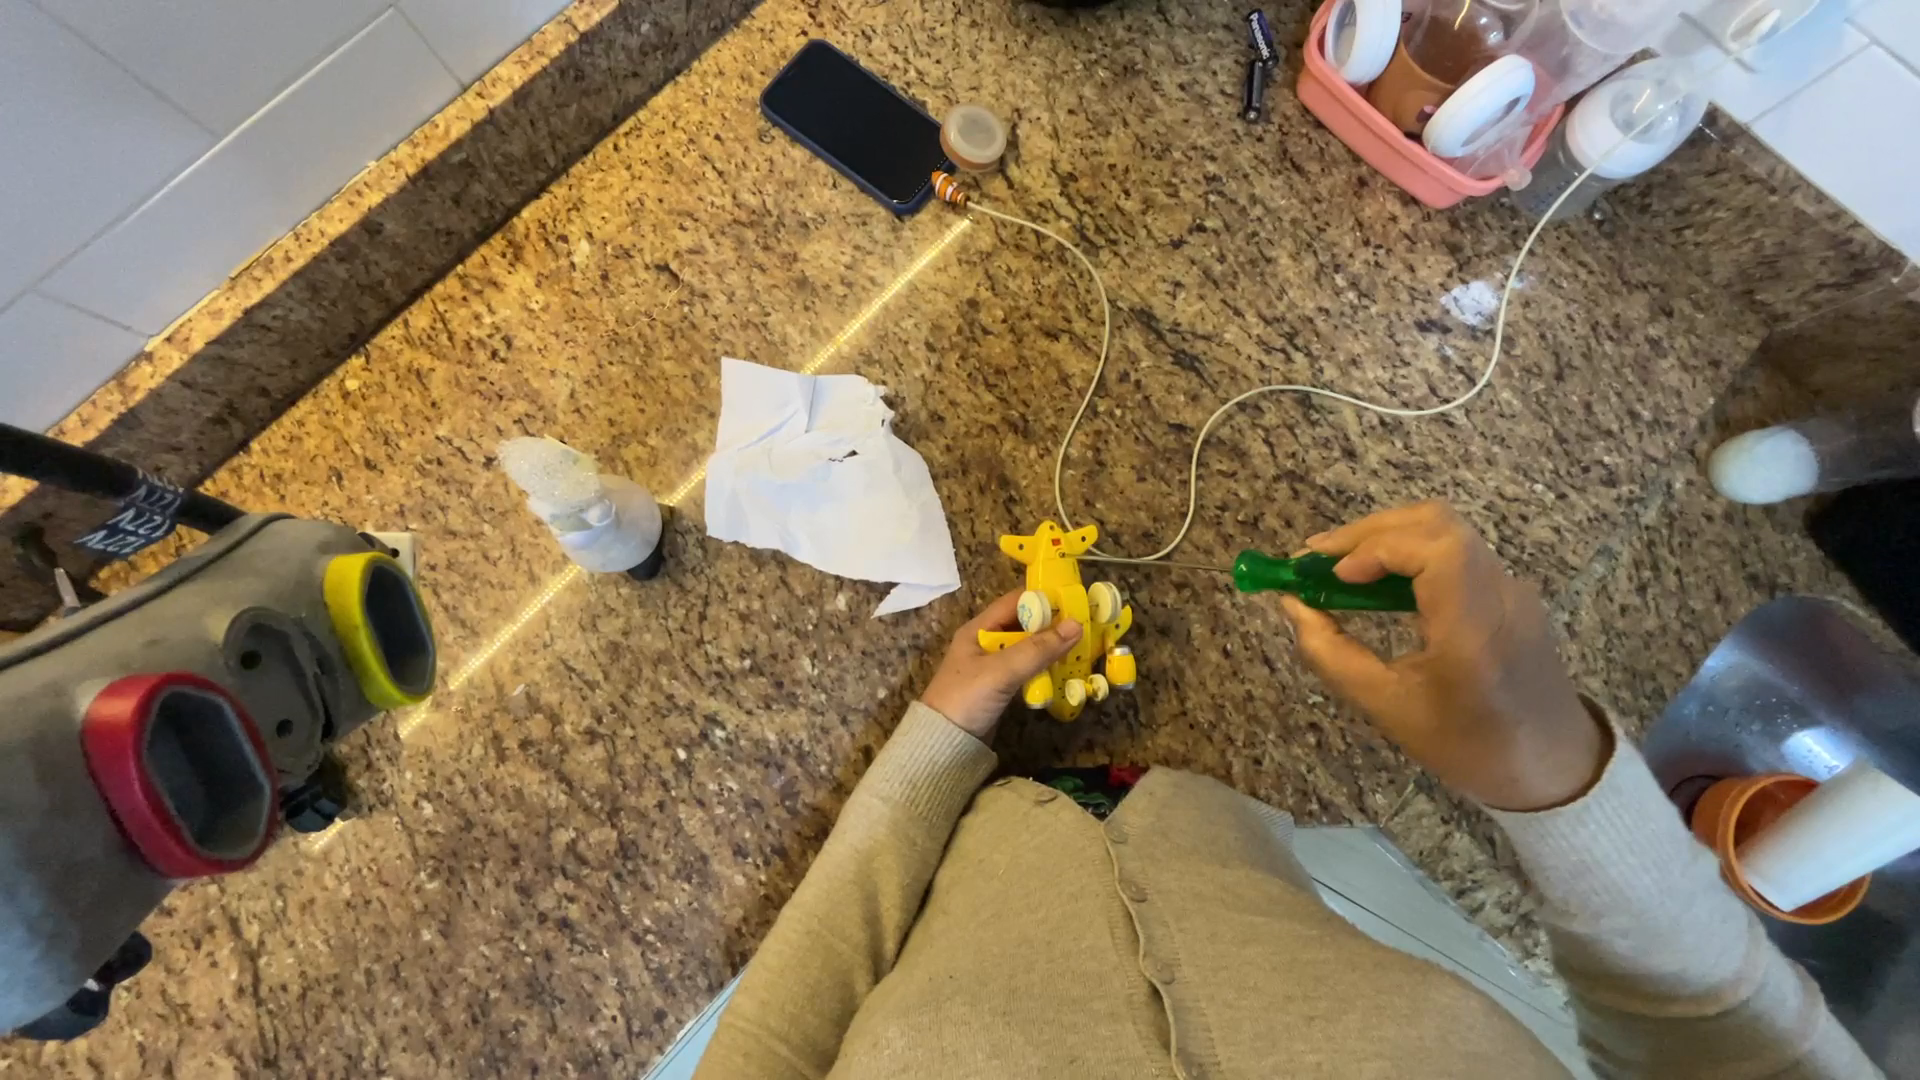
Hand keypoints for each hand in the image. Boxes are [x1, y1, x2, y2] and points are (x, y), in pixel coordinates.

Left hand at [920, 591, 1082, 740]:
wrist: (944, 745)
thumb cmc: (967, 699)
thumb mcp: (1002, 670)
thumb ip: (1038, 649)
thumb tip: (1076, 625)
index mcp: (979, 629)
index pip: (1014, 602)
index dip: (1042, 599)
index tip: (1074, 601)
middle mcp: (986, 642)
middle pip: (1024, 624)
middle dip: (1052, 625)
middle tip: (1085, 627)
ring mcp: (993, 666)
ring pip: (1028, 648)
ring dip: (1051, 648)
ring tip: (1081, 648)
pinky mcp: (1000, 686)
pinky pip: (1027, 669)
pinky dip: (1045, 668)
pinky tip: (1065, 672)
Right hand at [1278, 502, 1608, 810]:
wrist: (1555, 767)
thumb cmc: (1466, 745)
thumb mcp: (1385, 706)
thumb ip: (1330, 652)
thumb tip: (1292, 604)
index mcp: (1473, 629)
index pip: (1435, 548)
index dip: (1375, 548)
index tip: (1334, 576)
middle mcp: (1500, 594)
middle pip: (1434, 522)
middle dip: (1367, 532)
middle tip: (1317, 558)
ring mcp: (1510, 588)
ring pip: (1443, 528)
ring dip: (1383, 537)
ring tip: (1338, 566)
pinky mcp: (1507, 591)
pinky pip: (1452, 549)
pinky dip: (1404, 551)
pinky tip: (1374, 580)